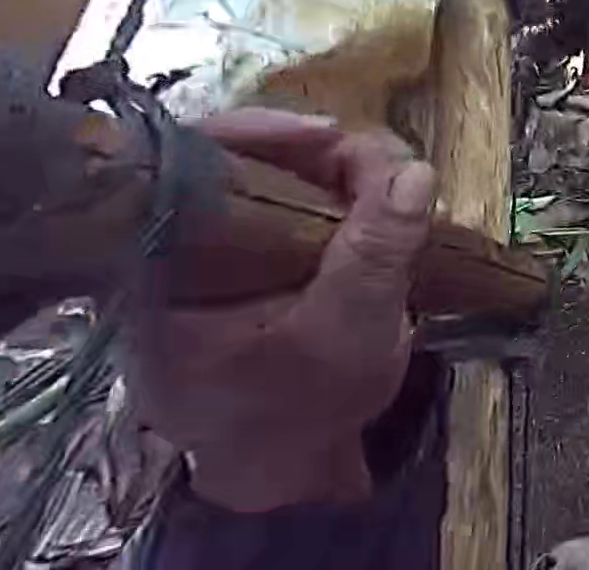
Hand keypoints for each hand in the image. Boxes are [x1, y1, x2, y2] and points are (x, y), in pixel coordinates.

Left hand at [121, 109, 435, 512]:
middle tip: (398, 174)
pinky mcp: (286, 250)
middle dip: (337, 156)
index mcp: (171, 265)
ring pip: (301, 174)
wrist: (297, 455)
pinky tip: (397, 206)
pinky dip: (368, 192)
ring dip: (363, 173)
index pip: (191, 168)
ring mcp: (245, 245)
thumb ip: (377, 253)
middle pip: (260, 160)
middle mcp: (198, 243)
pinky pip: (324, 198)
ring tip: (407, 194)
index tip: (332, 134)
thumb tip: (417, 170)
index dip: (257, 135)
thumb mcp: (347, 330)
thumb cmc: (301, 405)